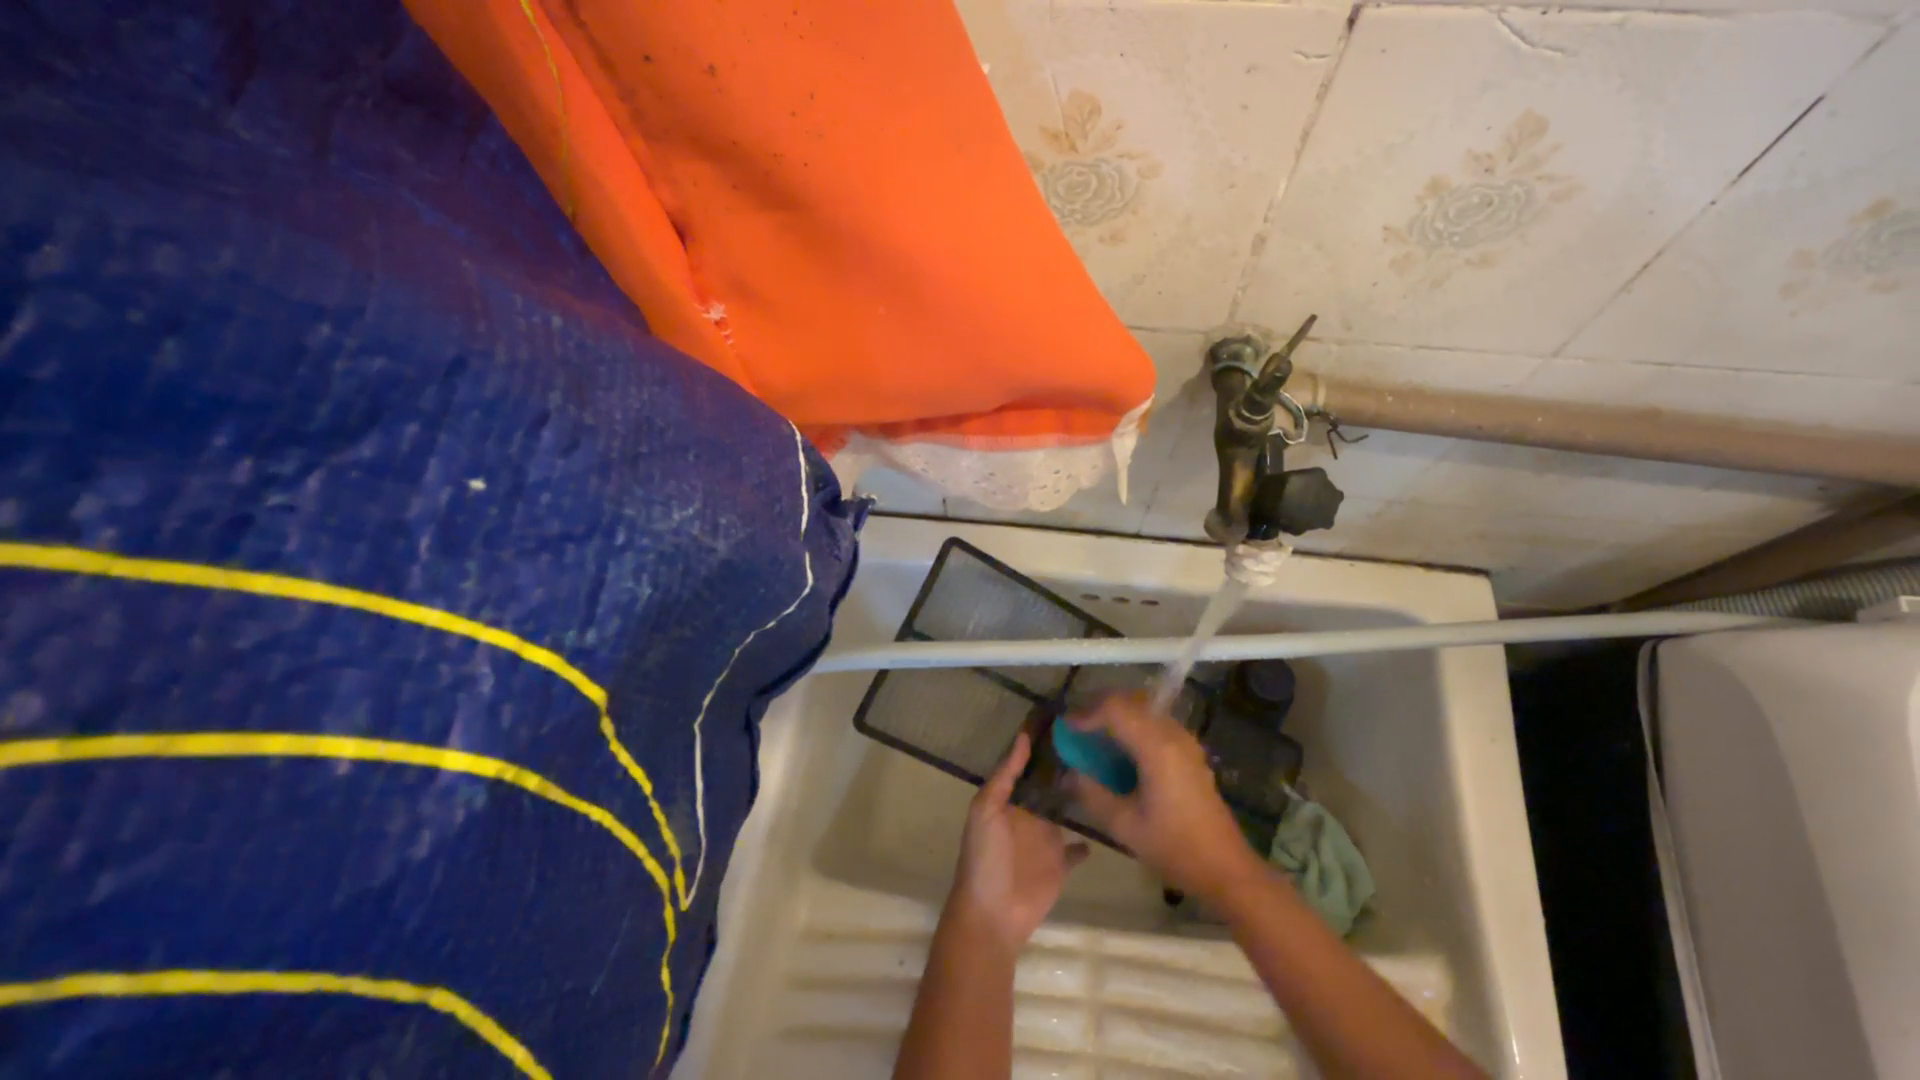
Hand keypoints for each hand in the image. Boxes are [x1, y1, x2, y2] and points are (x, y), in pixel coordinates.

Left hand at [947, 732, 1088, 949]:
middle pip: (1050, 786)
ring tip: (1109, 772)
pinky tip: (1110, 822)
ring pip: (1067, 813)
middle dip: (1067, 766)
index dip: (1042, 746)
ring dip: (1081, 798)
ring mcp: (1047, 841)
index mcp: (1009, 801)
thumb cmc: (984, 858)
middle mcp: (1030, 816)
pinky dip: (1089, 840)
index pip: (1027, 767)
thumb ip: (1004, 776)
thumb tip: (1022, 737)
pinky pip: (1078, 850)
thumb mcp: (986, 811)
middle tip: (1098, 739)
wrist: (992, 914)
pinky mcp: (1062, 865)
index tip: (1064, 719)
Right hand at [1066, 694, 1257, 903]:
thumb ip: (1092, 793)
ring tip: (1092, 737)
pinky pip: (1156, 725)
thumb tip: (1069, 773)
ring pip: (1145, 710)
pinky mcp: (1190, 753)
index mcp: (1157, 748)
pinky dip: (1133, 727)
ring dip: (1117, 716)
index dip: (1085, 714)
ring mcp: (1186, 742)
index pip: (1115, 709)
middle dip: (1099, 708)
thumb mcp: (1124, 825)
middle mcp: (1173, 735)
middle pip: (1131, 702)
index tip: (1064, 728)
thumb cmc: (1174, 848)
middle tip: (1075, 728)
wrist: (1224, 868)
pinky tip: (1120, 752)